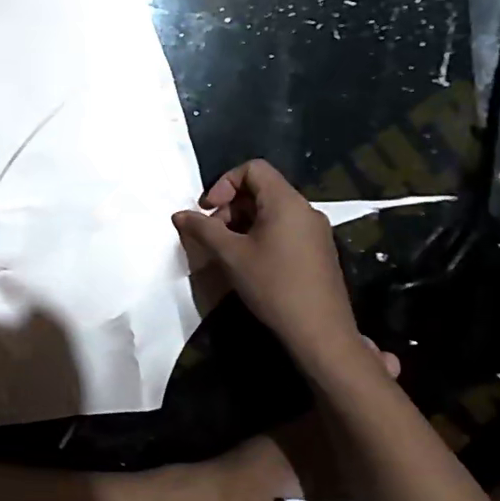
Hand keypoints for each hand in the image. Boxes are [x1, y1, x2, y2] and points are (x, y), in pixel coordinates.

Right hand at [173, 160, 369, 367]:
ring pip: (272, 211)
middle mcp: (305, 208)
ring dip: (244, 223)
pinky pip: (285, 228)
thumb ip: (203, 229)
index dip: (224, 183)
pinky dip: (262, 235)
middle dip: (231, 207)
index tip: (208, 210)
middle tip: (213, 235)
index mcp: (286, 201)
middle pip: (262, 189)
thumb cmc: (273, 286)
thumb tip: (179, 214)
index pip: (253, 169)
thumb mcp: (231, 256)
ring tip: (228, 251)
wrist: (320, 332)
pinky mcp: (319, 250)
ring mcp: (316, 230)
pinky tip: (251, 263)